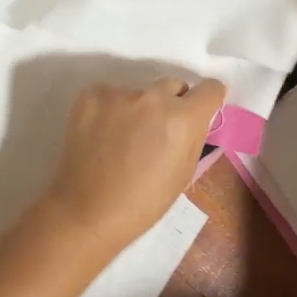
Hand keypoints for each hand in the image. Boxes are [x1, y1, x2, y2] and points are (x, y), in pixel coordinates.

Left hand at [42, 79, 225, 251]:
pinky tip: (100, 136)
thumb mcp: (184, 173)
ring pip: (139, 92)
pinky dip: (109, 110)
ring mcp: (120, 93)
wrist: (86, 211)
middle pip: (173, 85)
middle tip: (156, 131)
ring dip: (137, 108)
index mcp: (183, 118)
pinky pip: (110, 95)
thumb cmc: (143, 202)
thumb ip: (193, 135)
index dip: (207, 99)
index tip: (199, 110)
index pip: (210, 88)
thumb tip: (193, 116)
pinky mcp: (91, 94)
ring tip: (122, 139)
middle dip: (170, 103)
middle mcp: (154, 97)